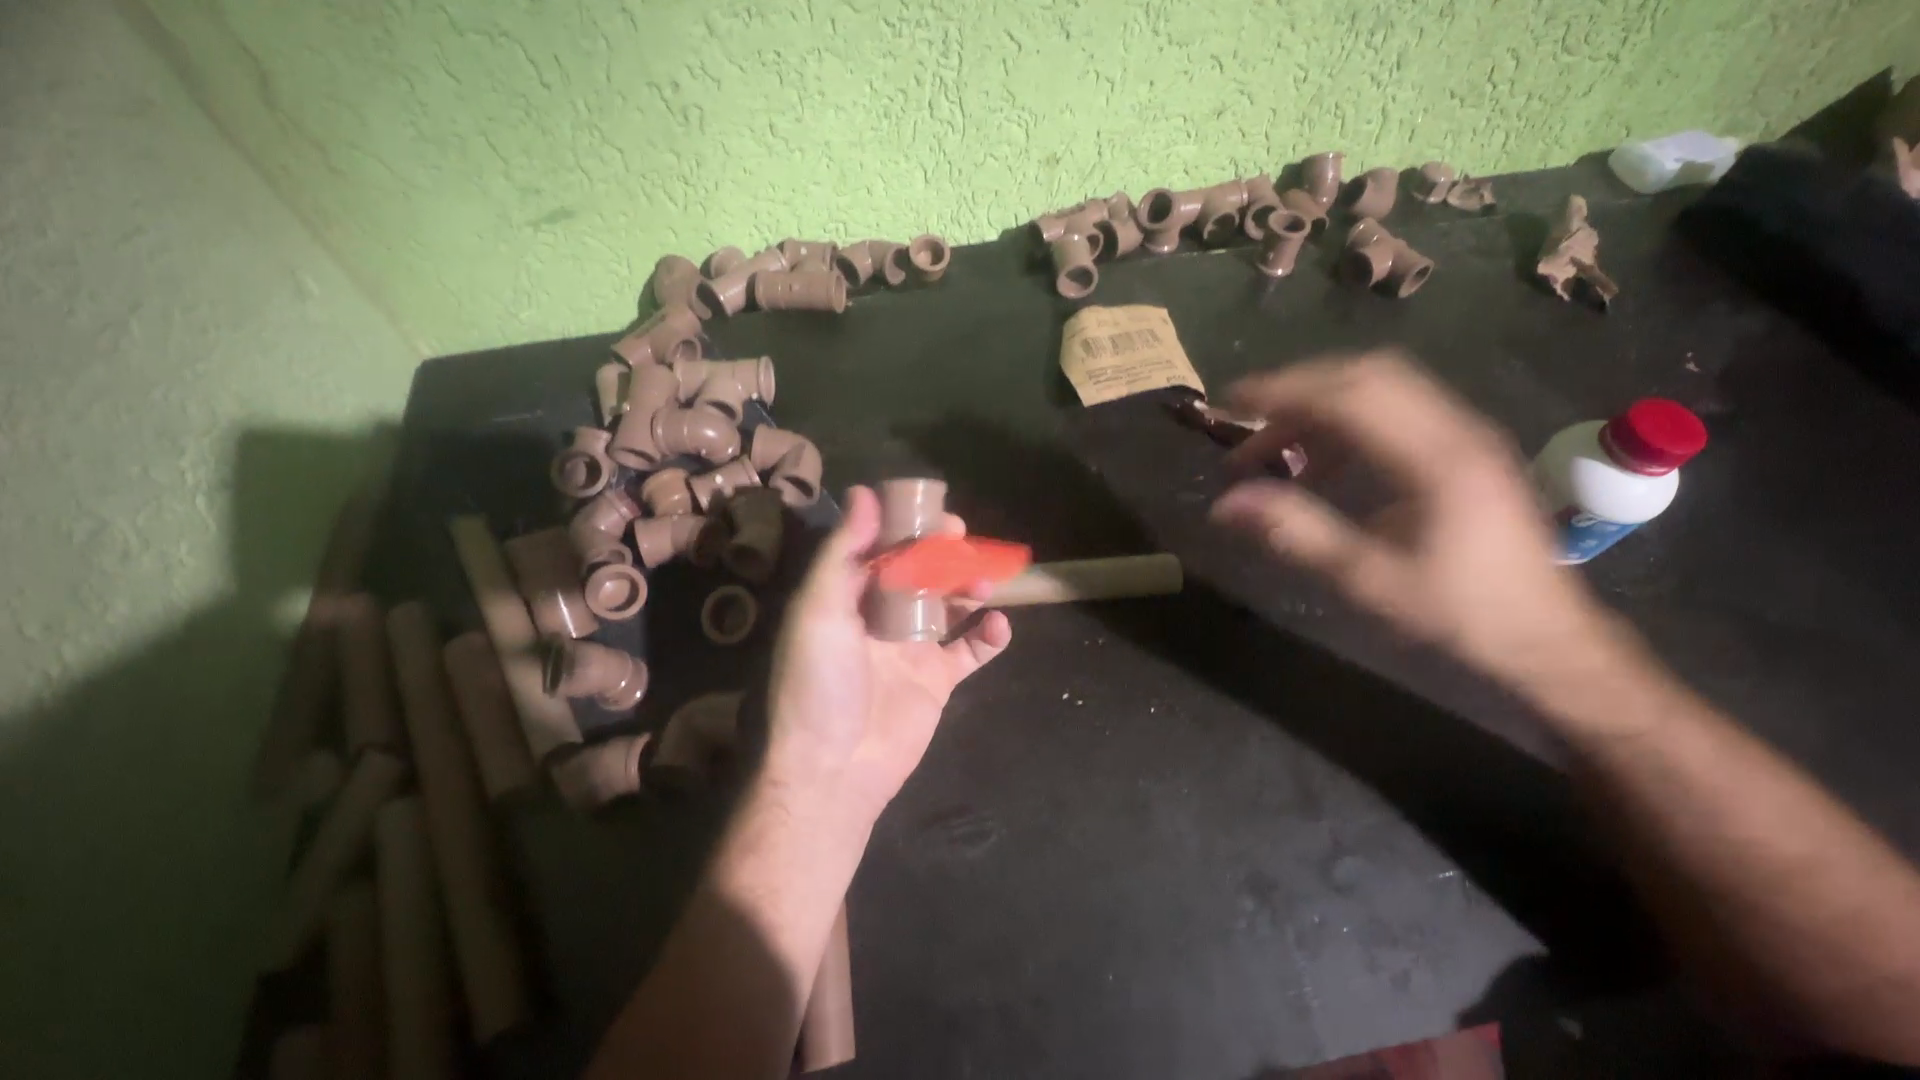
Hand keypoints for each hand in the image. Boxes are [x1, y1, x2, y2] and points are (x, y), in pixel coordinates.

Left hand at [763, 485, 1011, 821]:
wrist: (835, 768)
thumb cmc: (819, 682)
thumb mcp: (818, 609)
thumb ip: (844, 552)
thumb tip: (863, 492)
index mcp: (844, 597)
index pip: (878, 548)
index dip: (904, 526)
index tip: (931, 510)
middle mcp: (877, 618)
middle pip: (917, 572)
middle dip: (941, 552)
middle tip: (963, 537)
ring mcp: (909, 649)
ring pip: (947, 604)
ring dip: (968, 586)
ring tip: (985, 581)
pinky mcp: (936, 681)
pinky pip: (969, 650)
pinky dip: (987, 635)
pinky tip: (998, 624)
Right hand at [1209, 352, 1614, 692]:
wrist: (1546, 637)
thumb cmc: (1459, 613)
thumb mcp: (1369, 579)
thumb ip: (1297, 534)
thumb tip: (1226, 505)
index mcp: (1434, 458)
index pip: (1348, 395)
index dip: (1283, 390)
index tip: (1231, 401)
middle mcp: (1455, 429)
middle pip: (1366, 376)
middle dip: (1298, 390)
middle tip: (1247, 420)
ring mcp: (1467, 436)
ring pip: (1384, 390)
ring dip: (1322, 407)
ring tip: (1276, 449)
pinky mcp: (1467, 450)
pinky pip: (1400, 412)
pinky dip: (1349, 423)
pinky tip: (1322, 466)